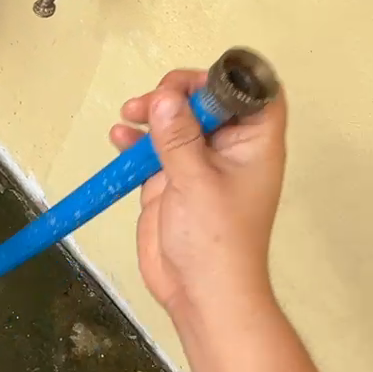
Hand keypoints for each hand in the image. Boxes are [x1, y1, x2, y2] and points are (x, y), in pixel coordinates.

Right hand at [110, 70, 288, 329]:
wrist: (200, 291)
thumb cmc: (216, 240)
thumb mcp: (198, 182)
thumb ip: (178, 138)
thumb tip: (164, 97)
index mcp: (254, 142)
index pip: (252, 92)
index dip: (226, 79)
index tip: (190, 85)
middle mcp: (227, 148)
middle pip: (205, 103)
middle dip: (176, 94)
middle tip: (151, 100)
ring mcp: (196, 165)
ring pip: (175, 124)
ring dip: (151, 115)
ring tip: (128, 115)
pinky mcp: (170, 183)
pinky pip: (152, 152)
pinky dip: (135, 143)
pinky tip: (118, 137)